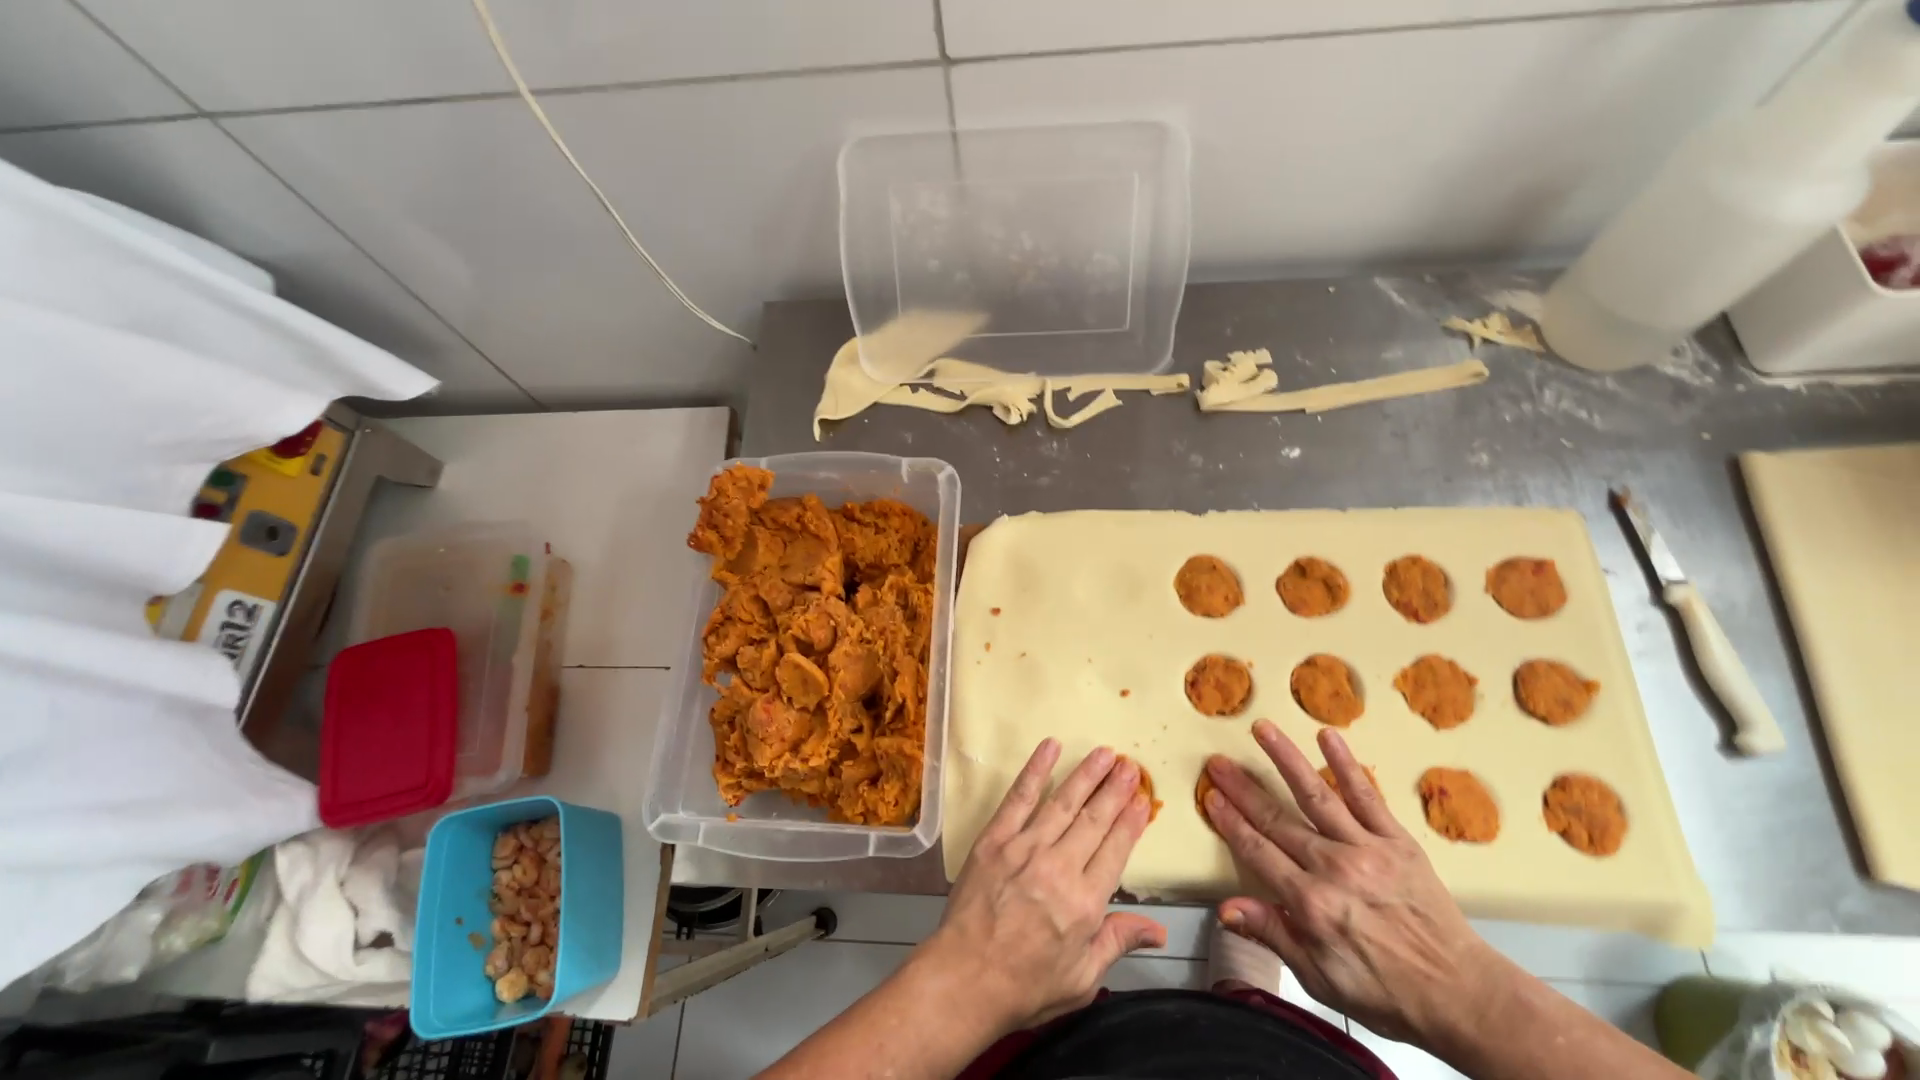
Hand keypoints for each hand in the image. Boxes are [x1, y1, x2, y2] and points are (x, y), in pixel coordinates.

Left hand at [918, 740, 1165, 1033]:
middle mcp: (1058, 868)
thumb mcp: (1082, 978)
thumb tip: (1157, 930)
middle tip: (1132, 766)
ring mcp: (1024, 849)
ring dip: (1087, 775)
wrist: (964, 980)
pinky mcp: (994, 841)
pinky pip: (1018, 798)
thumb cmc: (1024, 986)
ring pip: (1063, 802)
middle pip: (1094, 820)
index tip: (1143, 800)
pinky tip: (1051, 748)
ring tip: (1106, 754)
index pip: (1116, 849)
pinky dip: (1035, 770)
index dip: (1132, 822)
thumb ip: (1117, 943)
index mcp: (1085, 903)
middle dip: (1116, 790)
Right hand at [1202, 722, 1513, 1046]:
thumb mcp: (1319, 978)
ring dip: (1286, 759)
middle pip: (1277, 819)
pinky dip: (1346, 766)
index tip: (1210, 797)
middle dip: (1243, 788)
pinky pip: (1367, 797)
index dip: (1230, 823)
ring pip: (1316, 795)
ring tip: (1263, 729)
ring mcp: (1367, 850)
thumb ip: (1272, 934)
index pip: (1257, 852)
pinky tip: (1328, 738)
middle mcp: (1334, 868)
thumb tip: (1226, 908)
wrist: (1460, 993)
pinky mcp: (1398, 842)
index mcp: (1310, 903)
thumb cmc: (1385, 993)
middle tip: (1218, 761)